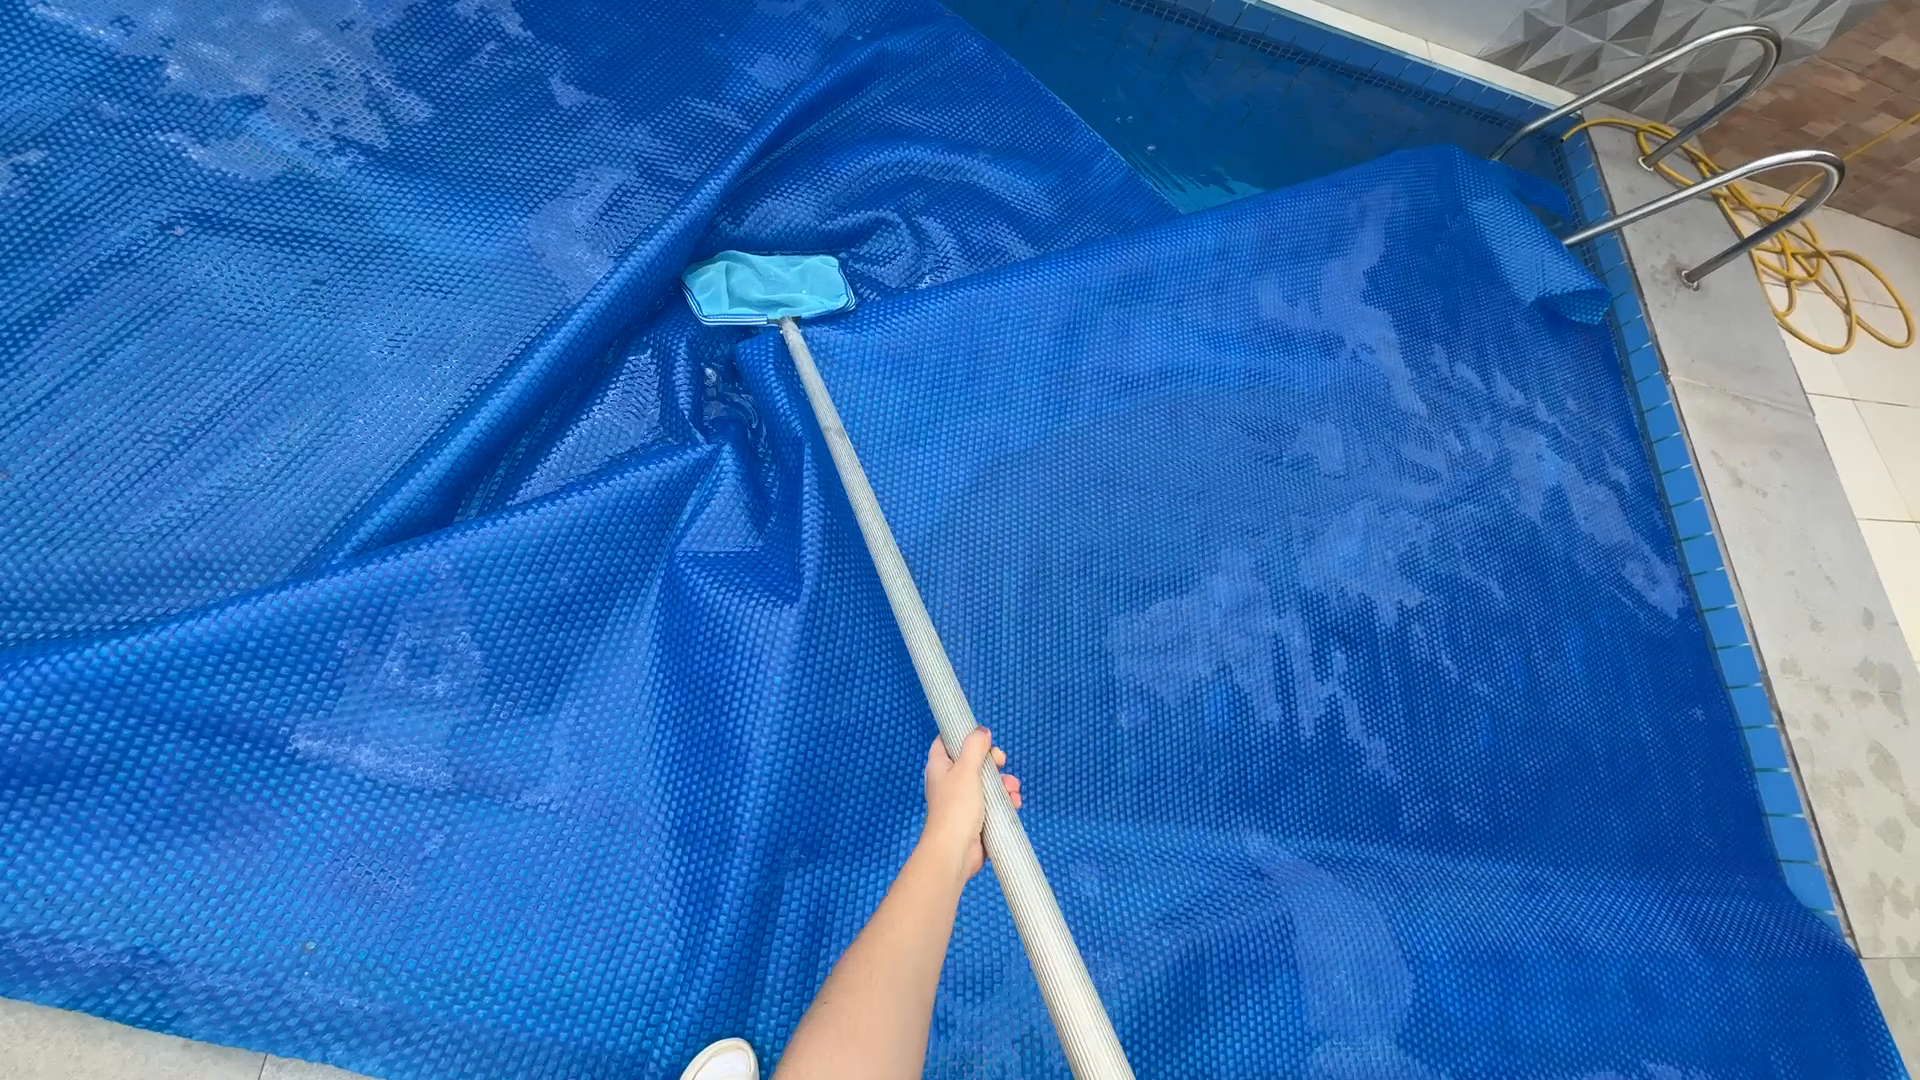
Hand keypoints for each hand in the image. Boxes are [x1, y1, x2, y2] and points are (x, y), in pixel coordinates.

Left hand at [920, 728, 1021, 880]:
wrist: (955, 851)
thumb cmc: (956, 806)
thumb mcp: (966, 769)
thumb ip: (974, 746)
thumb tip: (982, 731)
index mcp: (940, 766)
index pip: (947, 741)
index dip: (964, 736)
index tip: (983, 738)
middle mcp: (950, 781)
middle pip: (973, 761)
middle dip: (993, 761)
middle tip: (1001, 762)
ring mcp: (963, 800)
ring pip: (988, 782)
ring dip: (1004, 783)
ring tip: (1013, 789)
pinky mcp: (977, 817)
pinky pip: (994, 802)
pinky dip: (1006, 801)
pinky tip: (1015, 803)